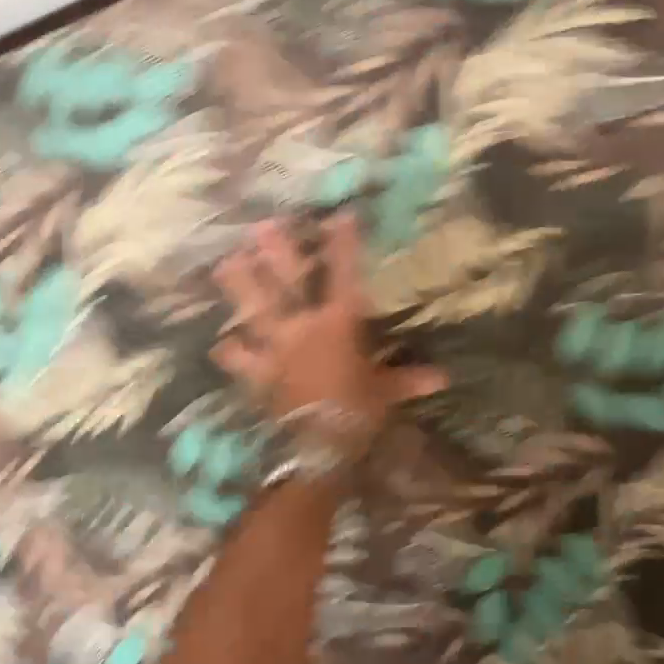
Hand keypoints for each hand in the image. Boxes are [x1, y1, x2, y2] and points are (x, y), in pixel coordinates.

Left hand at [210, 214, 445, 452]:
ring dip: (240, 288)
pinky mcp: (258, 374)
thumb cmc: (358, 412)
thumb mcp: (386, 393)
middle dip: (276, 254)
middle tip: (262, 227)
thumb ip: (408, 380)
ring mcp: (276, 349)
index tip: (340, 216)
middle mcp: (304, 328)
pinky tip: (220, 344)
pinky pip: (242, 361)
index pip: (344, 276)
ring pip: (255, 311)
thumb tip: (443, 378)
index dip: (343, 245)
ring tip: (224, 263)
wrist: (320, 446)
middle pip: (288, 283)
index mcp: (339, 324)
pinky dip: (232, 353)